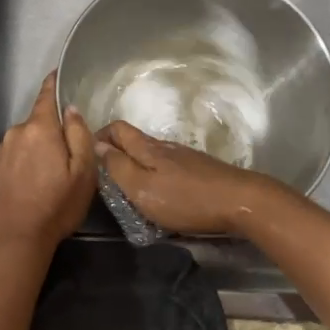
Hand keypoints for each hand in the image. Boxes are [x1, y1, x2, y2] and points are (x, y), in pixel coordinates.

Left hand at [0, 73, 96, 253]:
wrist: (14, 240)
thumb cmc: (55, 206)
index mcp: (38, 129)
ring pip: (25, 143)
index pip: (46, 96)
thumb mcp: (82, 173)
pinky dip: (24, 166)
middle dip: (52, 131)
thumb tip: (71, 110)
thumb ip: (79, 136)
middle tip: (68, 153)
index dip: (54, 84)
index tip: (59, 74)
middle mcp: (15, 134)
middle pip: (38, 123)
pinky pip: (13, 160)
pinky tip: (32, 187)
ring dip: (37, 151)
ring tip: (50, 176)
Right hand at [95, 120, 291, 235]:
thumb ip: (118, 168)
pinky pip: (168, 165)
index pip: (117, 129)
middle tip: (104, 172)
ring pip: (152, 152)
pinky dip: (155, 172)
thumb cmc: (186, 199)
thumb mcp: (143, 189)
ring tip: (128, 184)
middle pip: (134, 139)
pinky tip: (159, 190)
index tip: (89, 154)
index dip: (100, 135)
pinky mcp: (200, 169)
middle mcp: (164, 146)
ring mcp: (184, 156)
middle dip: (116, 149)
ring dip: (136, 162)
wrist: (241, 201)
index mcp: (147, 148)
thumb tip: (98, 146)